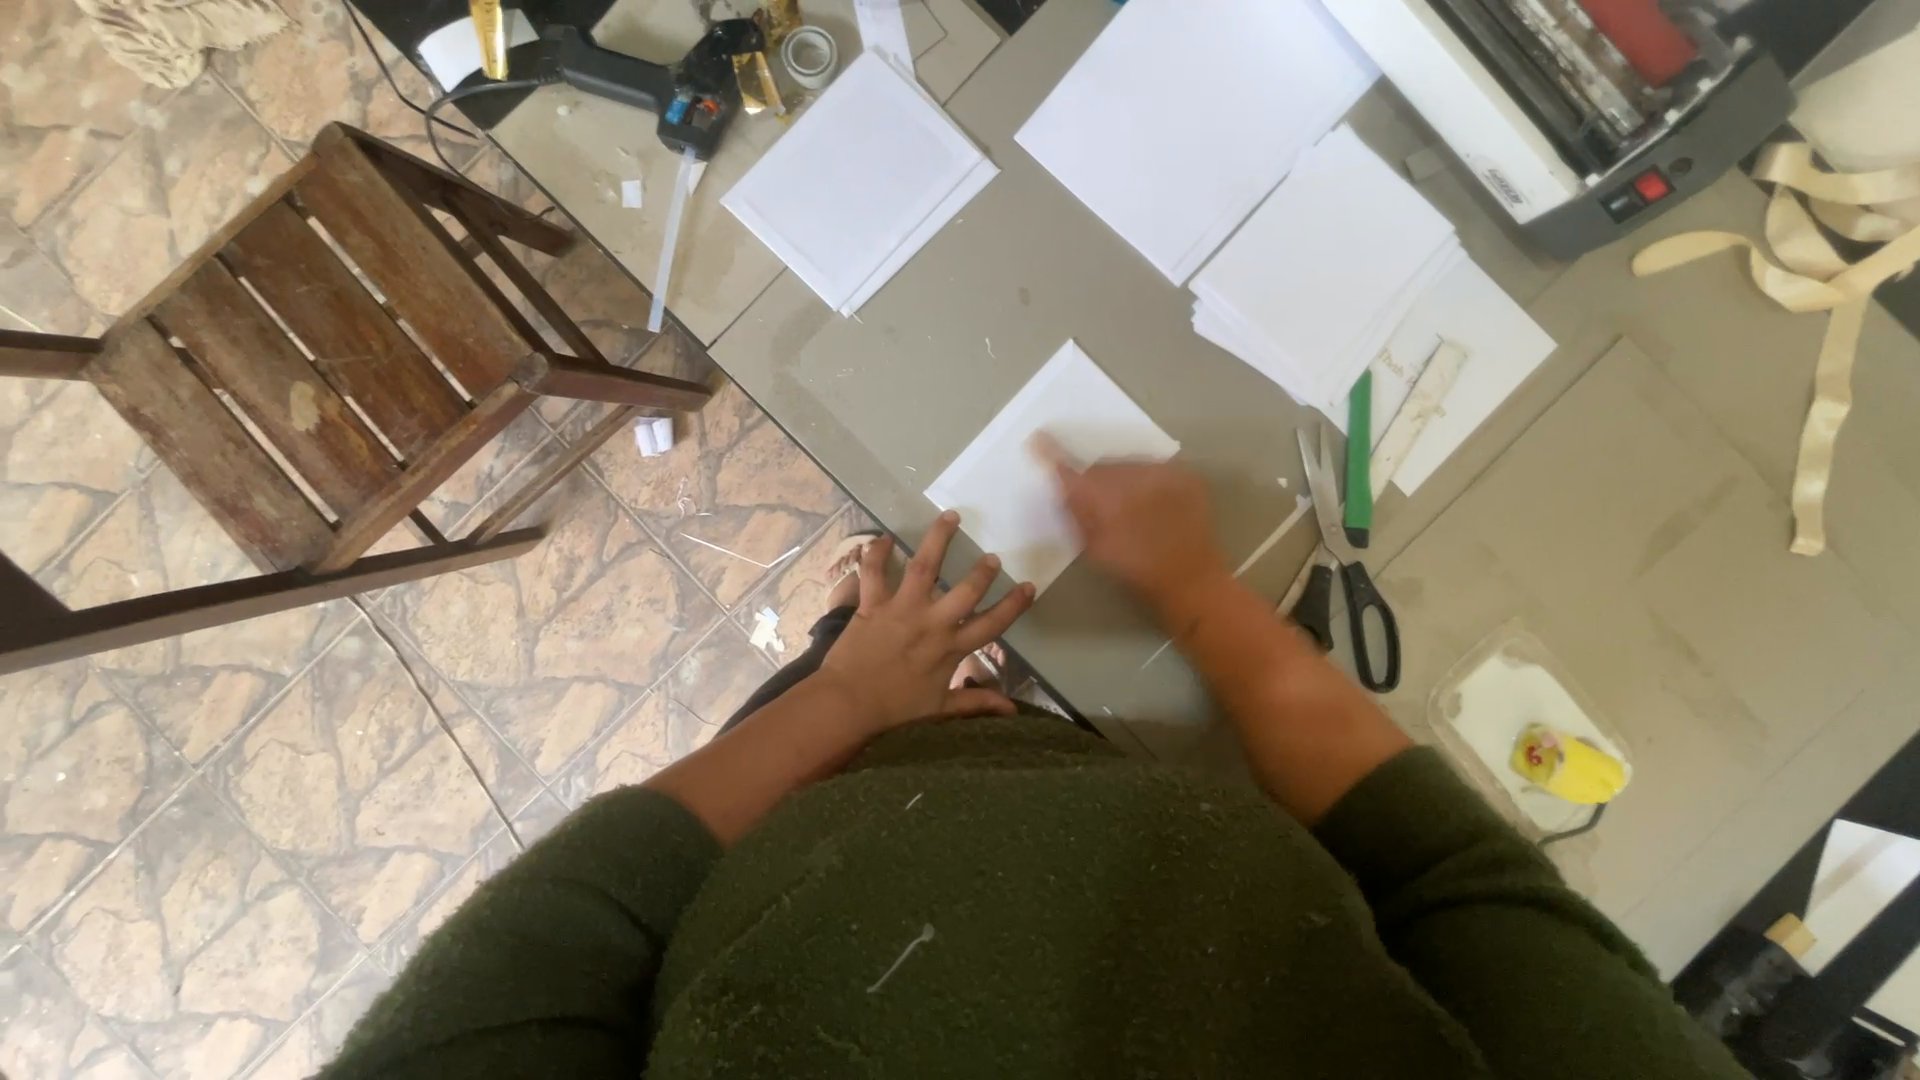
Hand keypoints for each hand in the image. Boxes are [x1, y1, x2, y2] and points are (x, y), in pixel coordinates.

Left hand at [810, 511, 1035, 733]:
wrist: (848, 704)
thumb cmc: (894, 710)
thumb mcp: (940, 709)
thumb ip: (976, 703)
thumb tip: (1012, 710)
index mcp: (950, 648)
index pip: (991, 623)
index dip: (1013, 605)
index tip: (1028, 586)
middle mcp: (931, 623)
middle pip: (965, 590)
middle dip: (982, 571)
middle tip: (992, 556)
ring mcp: (901, 609)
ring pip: (923, 567)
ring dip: (937, 539)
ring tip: (949, 517)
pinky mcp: (872, 604)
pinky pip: (874, 572)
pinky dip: (876, 552)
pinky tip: (885, 538)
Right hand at [1034, 433, 1229, 612]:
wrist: (1191, 580)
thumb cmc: (1136, 571)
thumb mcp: (1094, 548)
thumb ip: (1076, 512)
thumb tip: (1063, 485)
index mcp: (1104, 497)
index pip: (1070, 468)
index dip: (1051, 452)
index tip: (1037, 439)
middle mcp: (1132, 475)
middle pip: (1102, 467)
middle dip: (1096, 479)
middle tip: (1100, 503)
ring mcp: (1162, 471)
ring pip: (1129, 465)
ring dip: (1122, 479)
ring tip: (1131, 507)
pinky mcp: (1185, 473)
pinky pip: (1154, 468)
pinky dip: (1147, 480)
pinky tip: (1152, 503)